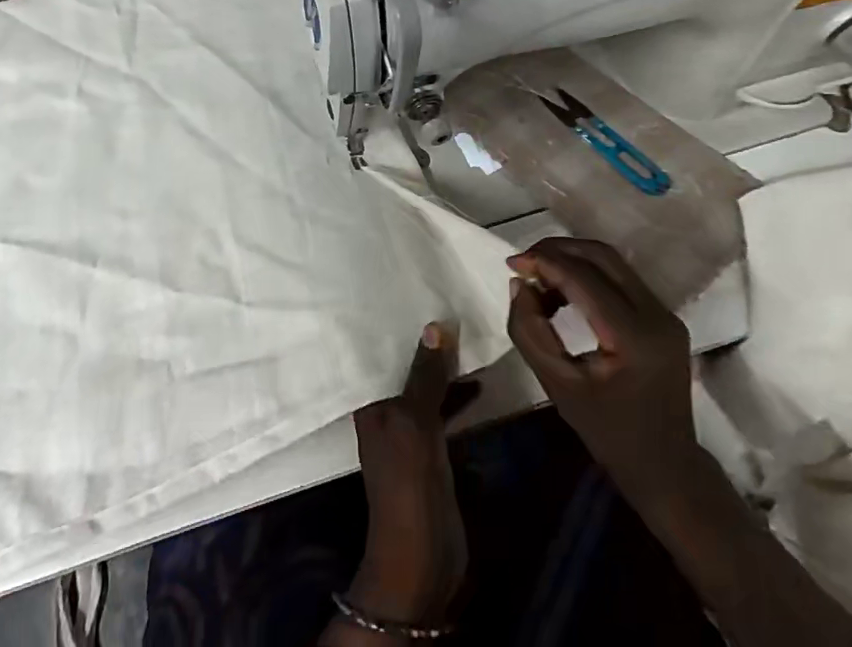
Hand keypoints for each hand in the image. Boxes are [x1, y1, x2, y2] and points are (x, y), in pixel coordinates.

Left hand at [346, 322, 474, 626]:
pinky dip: (457, 395)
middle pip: (405, 368)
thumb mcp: (415, 425)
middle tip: (449, 302)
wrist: (420, 559)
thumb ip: (425, 377)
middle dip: (425, 343)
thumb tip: (434, 325)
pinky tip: (481, 382)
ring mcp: (409, 432)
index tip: (413, 292)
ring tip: (469, 332)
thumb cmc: (408, 486)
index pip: (377, 354)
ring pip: (426, 387)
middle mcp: (385, 412)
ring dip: (443, 367)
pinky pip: (443, 410)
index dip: (393, 326)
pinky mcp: (431, 450)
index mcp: (370, 404)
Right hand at [506, 238, 704, 503]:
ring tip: (540, 281)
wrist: (664, 464)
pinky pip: (622, 279)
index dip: (545, 262)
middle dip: (558, 250)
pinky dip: (589, 275)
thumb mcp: (557, 385)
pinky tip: (564, 294)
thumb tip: (519, 285)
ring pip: (614, 263)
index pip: (584, 279)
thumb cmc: (607, 431)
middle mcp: (657, 315)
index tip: (511, 263)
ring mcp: (665, 313)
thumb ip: (531, 332)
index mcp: (634, 336)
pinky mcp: (664, 316)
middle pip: (603, 256)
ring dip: (573, 261)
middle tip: (524, 262)